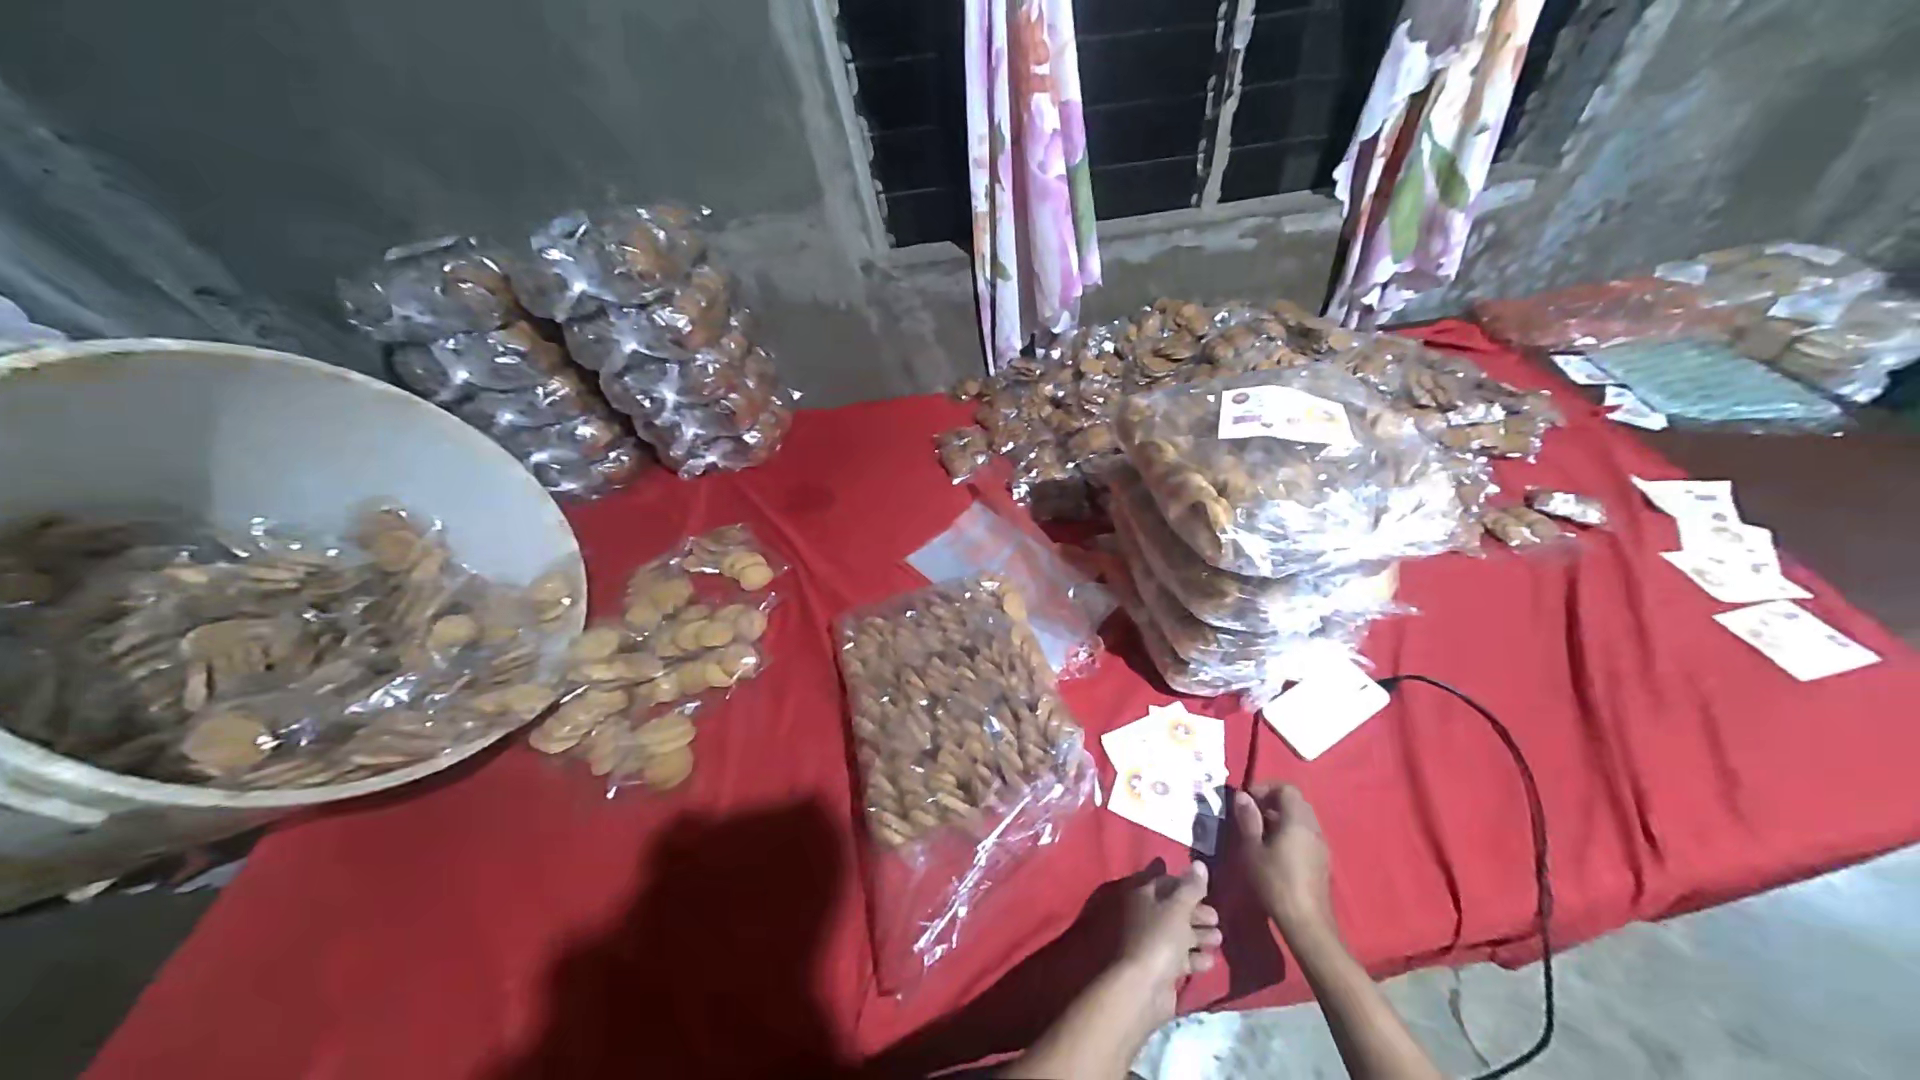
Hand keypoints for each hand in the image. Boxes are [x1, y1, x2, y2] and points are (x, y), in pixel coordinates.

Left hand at [1115, 862, 1221, 1020]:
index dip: (1186, 884)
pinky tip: (1208, 960)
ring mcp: (1151, 942)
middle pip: (1174, 909)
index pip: (1165, 882)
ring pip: (1179, 934)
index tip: (1207, 890)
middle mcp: (1144, 915)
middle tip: (1217, 919)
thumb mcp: (1177, 907)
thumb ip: (1191, 887)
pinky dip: (1195, 958)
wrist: (1142, 987)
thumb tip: (1199, 863)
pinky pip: (1180, 958)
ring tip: (1218, 939)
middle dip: (1197, 913)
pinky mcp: (1160, 968)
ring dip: (1200, 935)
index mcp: (1142, 895)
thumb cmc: (1158, 938)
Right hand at [1232, 783, 1334, 935]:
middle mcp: (1313, 828)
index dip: (1265, 788)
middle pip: (1296, 802)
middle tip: (1251, 814)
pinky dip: (1290, 831)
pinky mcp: (1322, 861)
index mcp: (1297, 821)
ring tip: (1259, 832)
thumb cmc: (1275, 883)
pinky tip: (1275, 850)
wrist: (1307, 923)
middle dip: (1272, 801)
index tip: (1247, 800)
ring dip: (1281, 817)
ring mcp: (1321, 845)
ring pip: (1301, 818)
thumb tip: (1243, 796)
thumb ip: (1248, 819)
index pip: (1287, 788)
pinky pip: (1306, 834)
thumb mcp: (1252, 849)